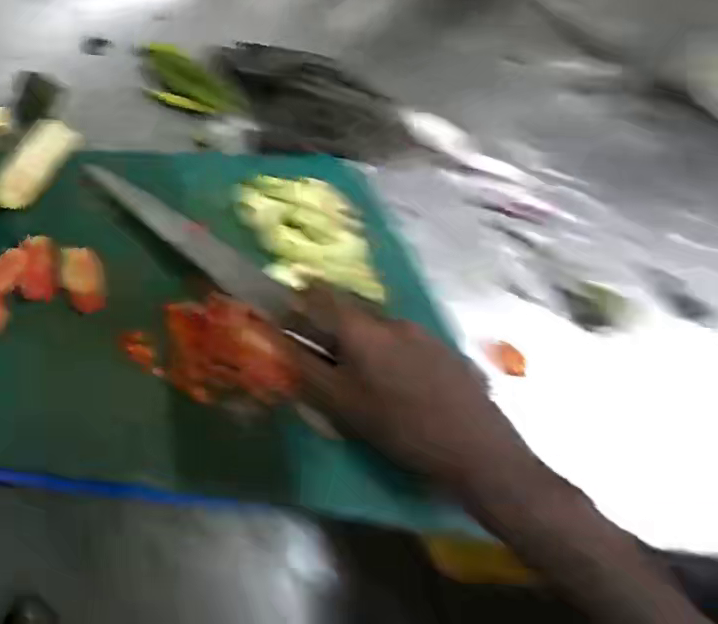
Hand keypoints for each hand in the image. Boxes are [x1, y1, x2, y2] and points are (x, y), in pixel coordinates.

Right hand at [290, 285, 539, 496]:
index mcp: (360, 326)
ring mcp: (430, 338)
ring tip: (367, 376)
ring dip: (366, 342)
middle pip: (350, 309)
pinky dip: (397, 356)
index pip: (317, 292)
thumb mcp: (335, 398)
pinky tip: (403, 388)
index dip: (298, 301)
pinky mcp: (457, 358)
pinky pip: (411, 345)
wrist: (488, 463)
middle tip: (326, 355)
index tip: (289, 322)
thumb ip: (298, 360)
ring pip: (382, 328)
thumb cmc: (399, 427)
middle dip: (332, 325)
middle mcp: (394, 321)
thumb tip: (267, 332)